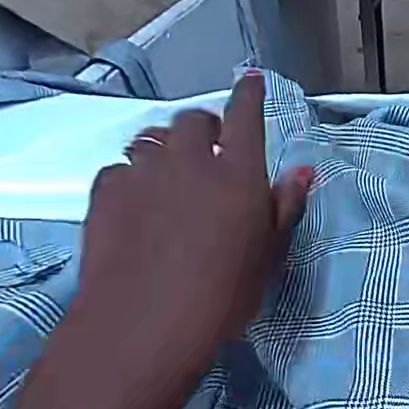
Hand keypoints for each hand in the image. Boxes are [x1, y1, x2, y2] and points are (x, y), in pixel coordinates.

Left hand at [68, 72, 310, 399]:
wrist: (141, 328)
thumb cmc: (221, 298)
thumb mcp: (267, 256)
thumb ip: (284, 206)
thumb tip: (303, 171)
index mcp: (237, 174)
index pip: (244, 116)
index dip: (248, 94)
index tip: (249, 81)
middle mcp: (190, 161)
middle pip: (194, 121)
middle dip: (204, 129)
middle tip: (210, 155)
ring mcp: (142, 173)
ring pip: (154, 140)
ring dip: (167, 150)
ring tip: (171, 178)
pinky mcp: (105, 192)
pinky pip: (122, 168)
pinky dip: (134, 177)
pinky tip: (137, 204)